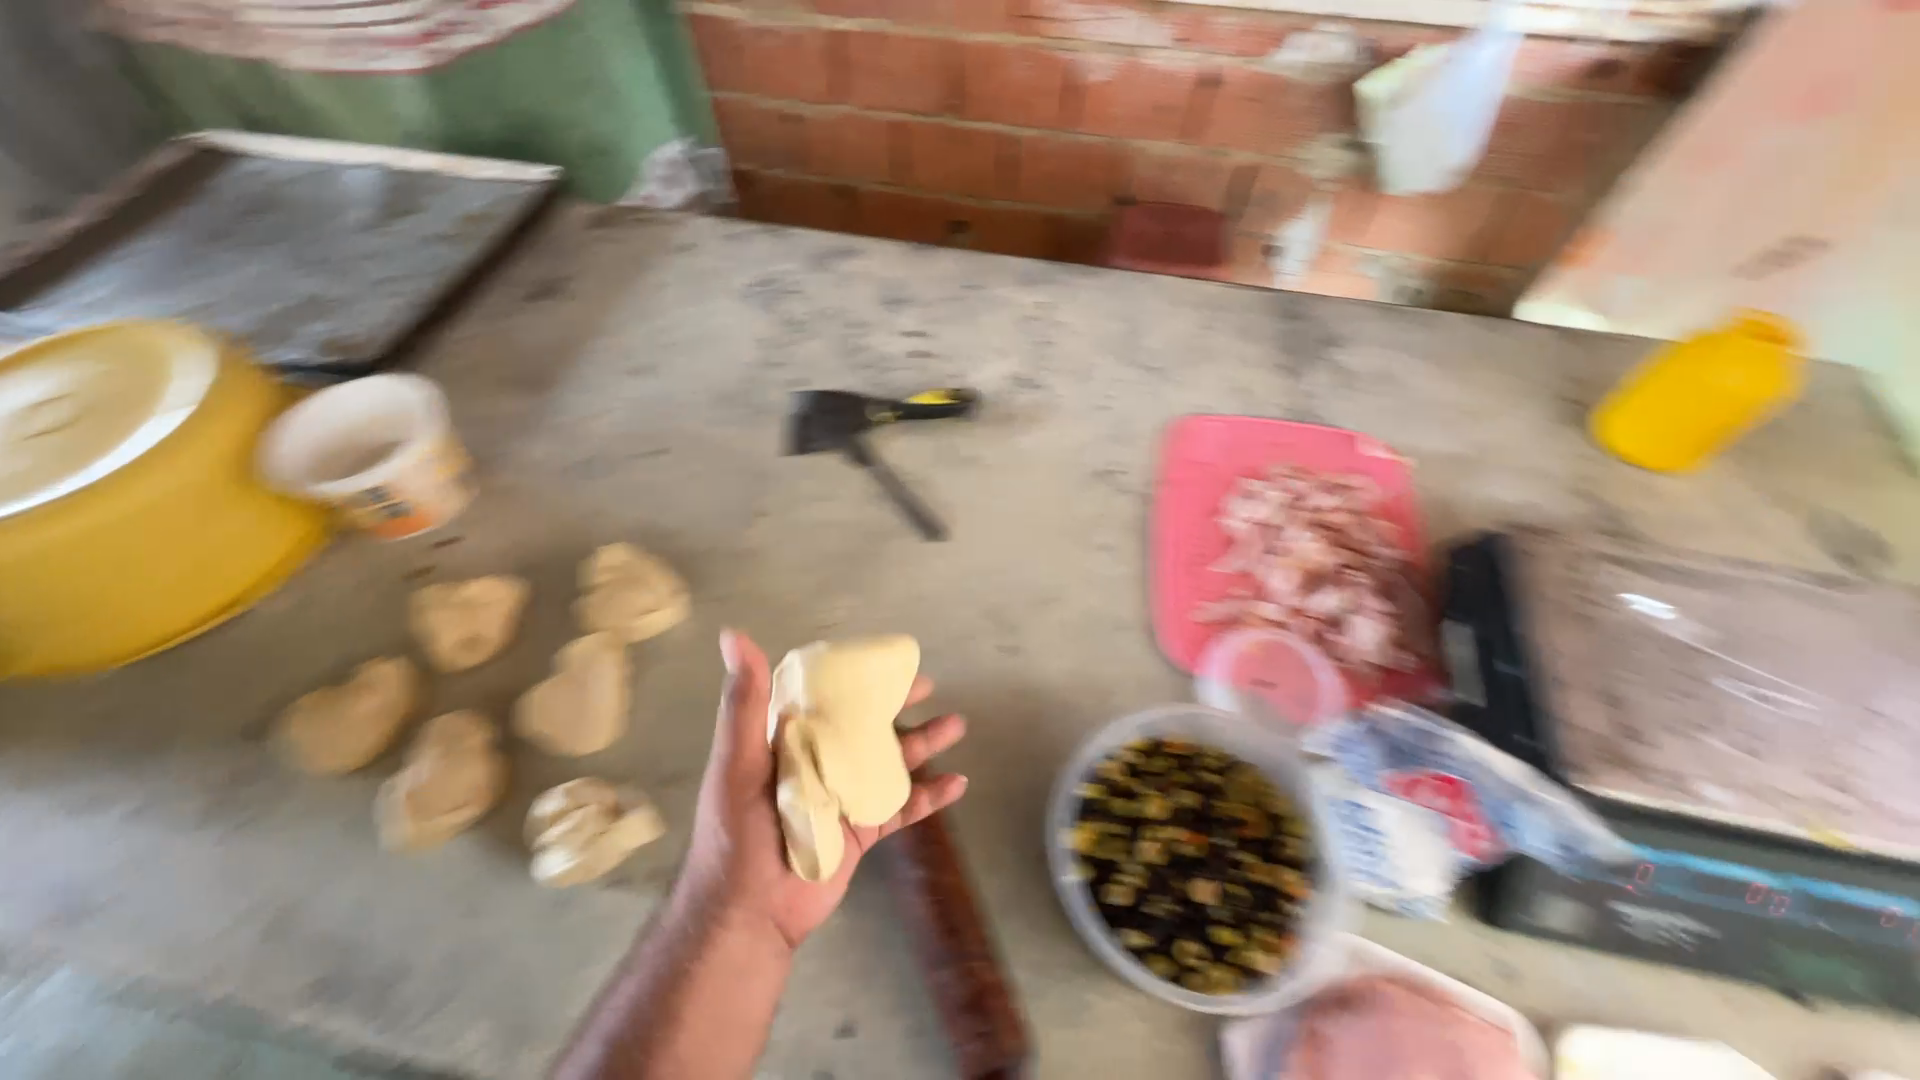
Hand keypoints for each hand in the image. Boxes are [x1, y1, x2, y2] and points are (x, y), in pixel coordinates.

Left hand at [679, 629, 968, 949]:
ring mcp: (842, 798)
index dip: (851, 678)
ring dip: (923, 744)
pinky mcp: (861, 833)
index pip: (823, 698)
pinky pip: (901, 809)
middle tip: (927, 686)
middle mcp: (817, 764)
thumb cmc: (738, 832)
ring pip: (890, 763)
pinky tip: (957, 783)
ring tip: (955, 725)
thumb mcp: (736, 761)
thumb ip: (744, 703)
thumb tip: (733, 636)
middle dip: (896, 706)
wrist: (749, 913)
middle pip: (864, 727)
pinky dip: (929, 796)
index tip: (879, 661)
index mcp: (786, 742)